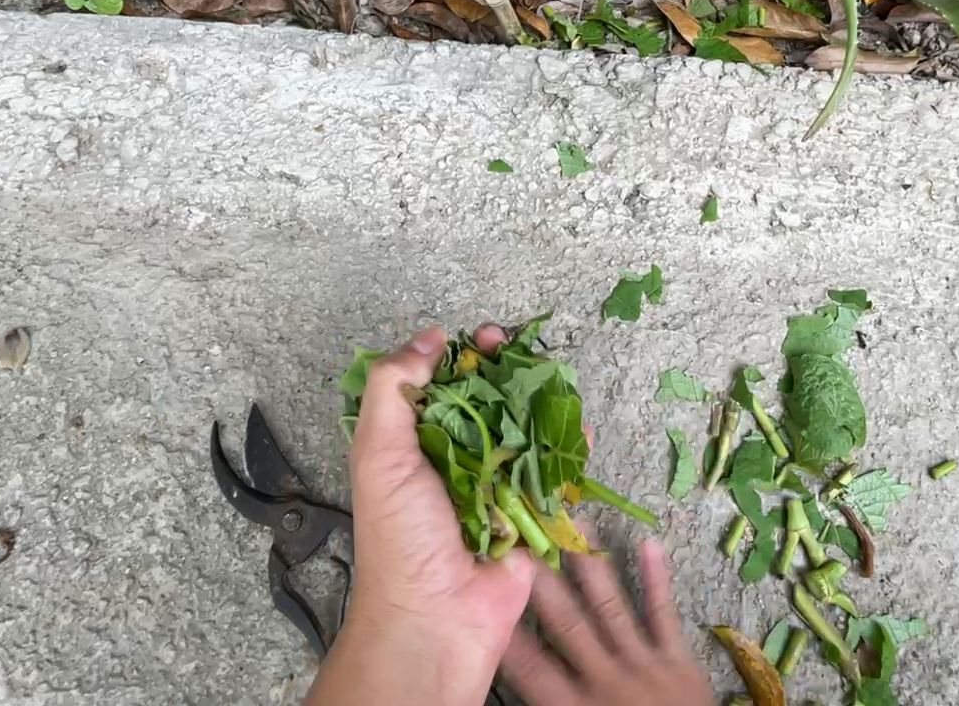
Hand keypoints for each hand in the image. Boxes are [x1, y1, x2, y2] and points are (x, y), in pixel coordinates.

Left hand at [306, 326, 535, 705]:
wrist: (436, 621)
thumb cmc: (400, 538)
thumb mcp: (379, 453)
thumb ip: (392, 388)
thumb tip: (429, 338)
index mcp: (418, 440)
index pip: (443, 380)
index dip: (465, 353)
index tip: (485, 337)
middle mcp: (458, 455)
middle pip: (490, 398)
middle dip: (511, 371)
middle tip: (525, 353)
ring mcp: (497, 482)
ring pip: (526, 428)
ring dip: (544, 403)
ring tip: (558, 384)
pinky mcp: (529, 510)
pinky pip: (553, 471)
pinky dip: (569, 450)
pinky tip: (580, 431)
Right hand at [500, 538, 711, 705]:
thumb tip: (514, 668)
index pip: (534, 670)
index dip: (510, 634)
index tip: (490, 597)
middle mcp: (607, 681)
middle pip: (568, 626)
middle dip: (545, 584)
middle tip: (525, 542)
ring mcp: (644, 665)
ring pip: (611, 607)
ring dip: (592, 563)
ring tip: (578, 521)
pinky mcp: (678, 659)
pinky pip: (665, 614)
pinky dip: (658, 577)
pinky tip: (649, 541)